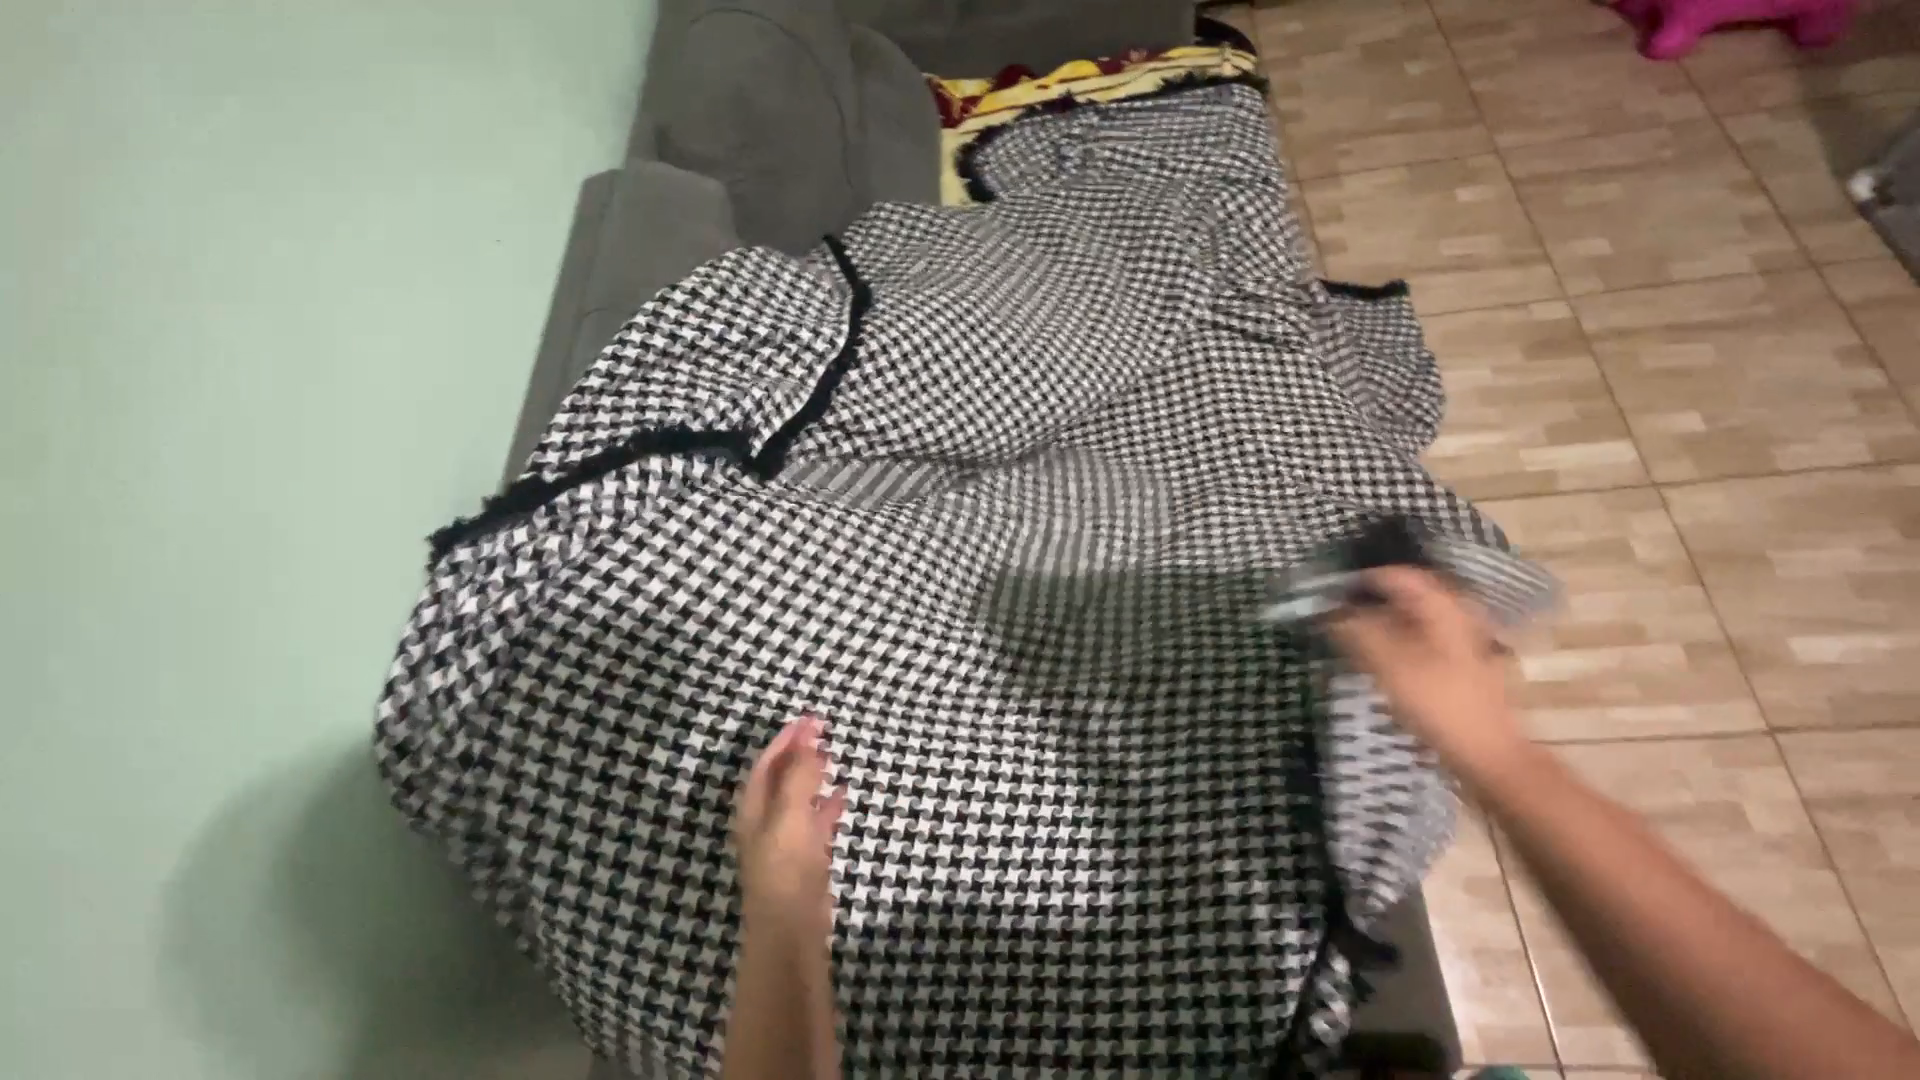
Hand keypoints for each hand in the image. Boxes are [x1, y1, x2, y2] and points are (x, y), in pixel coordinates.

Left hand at [734, 715, 845, 936]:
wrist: (791, 931)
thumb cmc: (784, 869)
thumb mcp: (789, 816)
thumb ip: (798, 778)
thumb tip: (807, 741)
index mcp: (754, 810)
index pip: (767, 764)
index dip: (786, 740)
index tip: (810, 719)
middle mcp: (766, 822)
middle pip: (781, 778)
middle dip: (798, 754)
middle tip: (822, 731)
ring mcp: (786, 842)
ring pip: (798, 799)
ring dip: (813, 776)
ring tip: (832, 756)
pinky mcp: (806, 860)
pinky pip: (816, 822)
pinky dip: (827, 805)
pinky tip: (843, 795)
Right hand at [1322, 566, 1528, 775]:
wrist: (1488, 753)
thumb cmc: (1439, 703)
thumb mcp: (1390, 665)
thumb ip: (1357, 632)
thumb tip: (1330, 612)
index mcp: (1443, 607)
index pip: (1397, 575)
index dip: (1362, 579)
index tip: (1330, 592)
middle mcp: (1456, 615)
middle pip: (1406, 595)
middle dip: (1369, 601)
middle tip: (1336, 613)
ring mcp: (1460, 641)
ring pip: (1411, 619)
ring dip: (1379, 622)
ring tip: (1349, 635)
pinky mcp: (1457, 665)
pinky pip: (1418, 639)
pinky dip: (1394, 641)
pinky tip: (1375, 659)